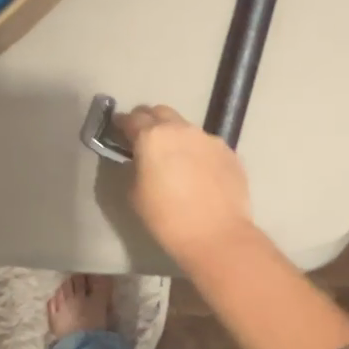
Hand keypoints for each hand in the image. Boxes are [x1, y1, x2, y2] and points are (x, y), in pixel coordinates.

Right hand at [119, 105, 255, 270]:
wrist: (216, 235)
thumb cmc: (167, 218)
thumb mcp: (135, 194)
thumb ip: (134, 168)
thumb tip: (140, 160)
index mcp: (152, 137)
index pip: (131, 118)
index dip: (122, 124)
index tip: (119, 132)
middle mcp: (181, 129)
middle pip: (160, 112)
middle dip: (149, 121)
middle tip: (145, 140)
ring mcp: (208, 138)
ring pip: (186, 128)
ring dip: (175, 136)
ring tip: (175, 160)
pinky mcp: (229, 152)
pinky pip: (206, 145)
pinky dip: (197, 152)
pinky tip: (198, 173)